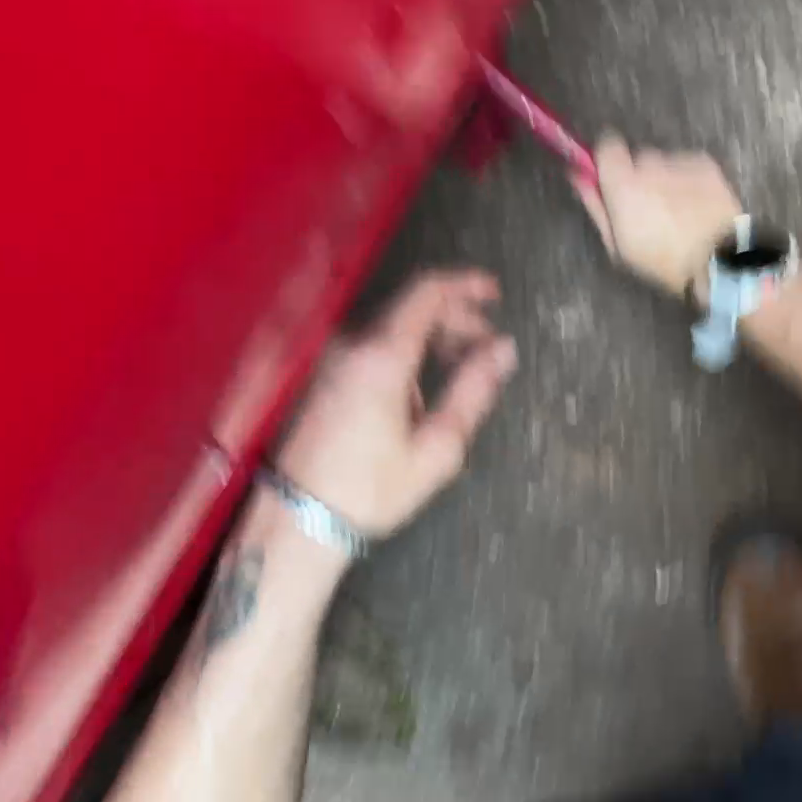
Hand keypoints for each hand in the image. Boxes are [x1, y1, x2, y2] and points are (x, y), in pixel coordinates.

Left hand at [274, 270, 517, 538]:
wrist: (297, 518)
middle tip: (485, 346)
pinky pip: (375, 342)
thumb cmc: (370, 489)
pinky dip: (407, 348)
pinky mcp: (325, 372)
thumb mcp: (437, 448)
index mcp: (383, 356)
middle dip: (456, 316)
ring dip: (433, 335)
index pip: (427, 291)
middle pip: (413, 305)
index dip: (465, 283)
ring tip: (458, 371)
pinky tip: (419, 388)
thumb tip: (503, 349)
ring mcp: (334, 356)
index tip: (494, 294)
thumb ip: (473, 390)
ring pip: (395, 324)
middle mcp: (353, 343)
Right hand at [573, 133, 743, 297]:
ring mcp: (680, 162)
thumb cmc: (661, 260)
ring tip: (677, 213)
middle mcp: (650, 164)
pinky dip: (688, 181)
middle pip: (637, 158)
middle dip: (639, 177)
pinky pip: (688, 165)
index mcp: (622, 183)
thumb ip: (596, 206)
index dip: (607, 161)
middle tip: (647, 209)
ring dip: (665, 180)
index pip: (606, 146)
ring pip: (664, 163)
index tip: (611, 179)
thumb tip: (579, 178)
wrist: (716, 259)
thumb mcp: (617, 246)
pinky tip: (695, 207)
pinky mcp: (706, 164)